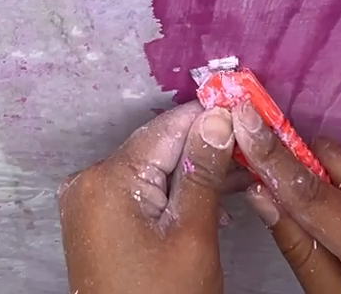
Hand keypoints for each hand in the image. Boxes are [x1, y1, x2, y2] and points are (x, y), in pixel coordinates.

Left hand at [59, 101, 238, 292]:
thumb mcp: (192, 237)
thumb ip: (204, 171)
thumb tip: (218, 114)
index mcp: (107, 178)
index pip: (166, 128)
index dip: (208, 115)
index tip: (246, 104)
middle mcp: (89, 179)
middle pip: (158, 146)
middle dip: (204, 144)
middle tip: (252, 143)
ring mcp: (89, 201)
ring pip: (152, 167)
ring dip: (193, 169)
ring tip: (241, 171)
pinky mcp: (97, 220)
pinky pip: (140, 189)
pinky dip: (172, 190)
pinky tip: (210, 197)